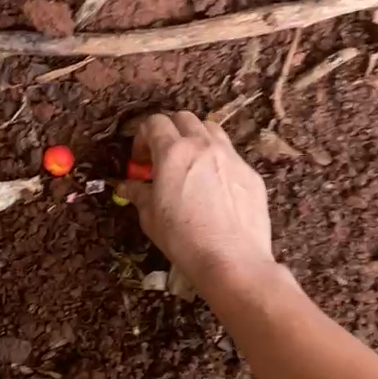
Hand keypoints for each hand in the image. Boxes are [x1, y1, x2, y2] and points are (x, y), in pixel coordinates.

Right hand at [123, 111, 285, 292]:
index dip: (142, 137)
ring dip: (195, 138)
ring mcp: (231, 157)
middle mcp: (203, 146)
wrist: (231, 260)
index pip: (154, 122)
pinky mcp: (250, 174)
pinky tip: (214, 187)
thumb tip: (127, 187)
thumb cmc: (183, 238)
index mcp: (172, 152)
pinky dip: (217, 160)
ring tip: (190, 163)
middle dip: (169, 131)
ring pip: (210, 129)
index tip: (140, 161)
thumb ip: (139, 194)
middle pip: (183, 118)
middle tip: (162, 157)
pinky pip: (230, 155)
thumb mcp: (151, 216)